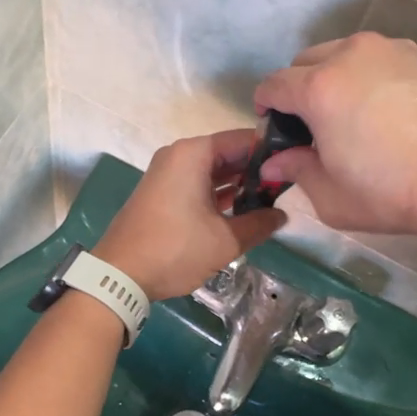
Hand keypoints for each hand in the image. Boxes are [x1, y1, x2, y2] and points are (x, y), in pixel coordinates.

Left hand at [94, 131, 287, 300]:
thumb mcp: (225, 240)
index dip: (271, 152)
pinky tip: (241, 213)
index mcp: (194, 154)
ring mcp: (167, 175)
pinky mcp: (161, 195)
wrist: (120, 275)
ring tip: (270, 202)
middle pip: (227, 155)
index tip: (296, 165)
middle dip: (256, 171)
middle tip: (288, 188)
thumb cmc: (175, 249)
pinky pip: (197, 186)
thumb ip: (259, 224)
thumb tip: (282, 216)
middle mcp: (179, 156)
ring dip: (238, 186)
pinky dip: (218, 196)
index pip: (243, 139)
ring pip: (212, 173)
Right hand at [253, 31, 416, 242]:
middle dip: (299, 91)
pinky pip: (381, 62)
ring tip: (353, 122)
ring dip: (336, 82)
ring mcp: (394, 50)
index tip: (273, 130)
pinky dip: (371, 81)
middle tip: (312, 130)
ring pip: (346, 56)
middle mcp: (353, 55)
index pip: (273, 85)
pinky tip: (390, 118)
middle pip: (306, 62)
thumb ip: (297, 170)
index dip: (264, 109)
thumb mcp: (333, 198)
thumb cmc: (396, 194)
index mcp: (320, 88)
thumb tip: (277, 160)